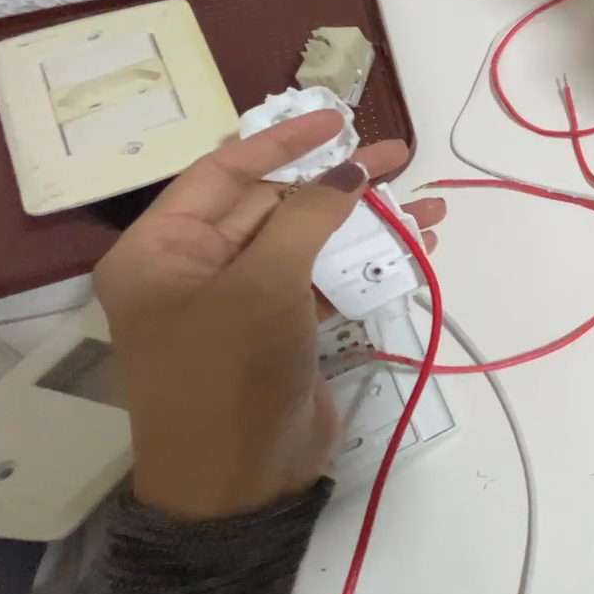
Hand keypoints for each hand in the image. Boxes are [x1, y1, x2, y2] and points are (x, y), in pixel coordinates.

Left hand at [94, 110, 446, 519]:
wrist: (242, 474)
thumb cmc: (231, 371)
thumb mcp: (265, 284)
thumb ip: (309, 217)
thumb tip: (351, 171)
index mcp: (164, 252)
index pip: (223, 172)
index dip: (284, 141)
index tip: (339, 119)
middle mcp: (200, 267)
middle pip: (277, 203)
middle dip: (342, 183)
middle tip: (400, 158)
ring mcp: (245, 297)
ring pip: (315, 238)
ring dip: (371, 222)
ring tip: (430, 208)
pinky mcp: (285, 322)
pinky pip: (330, 273)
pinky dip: (372, 259)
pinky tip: (419, 246)